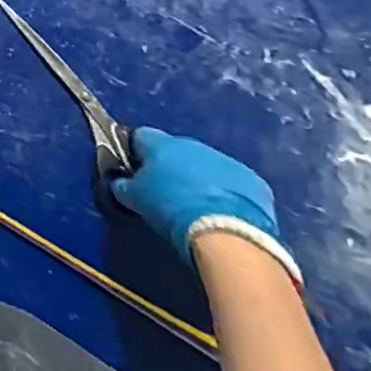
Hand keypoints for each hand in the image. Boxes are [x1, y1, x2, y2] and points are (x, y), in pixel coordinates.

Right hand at [112, 127, 302, 286]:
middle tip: (165, 196)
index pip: (140, 137)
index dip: (135, 154)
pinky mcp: (251, 180)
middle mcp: (193, 144)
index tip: (135, 173)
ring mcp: (225, 160)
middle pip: (174, 151)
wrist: (226, 234)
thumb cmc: (172, 211)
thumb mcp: (137, 200)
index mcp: (162, 144)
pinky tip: (223, 216)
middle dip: (170, 168)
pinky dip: (226, 194)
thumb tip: (119, 183)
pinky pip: (232, 183)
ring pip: (205, 165)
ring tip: (196, 210)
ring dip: (198, 181)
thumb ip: (125, 187)